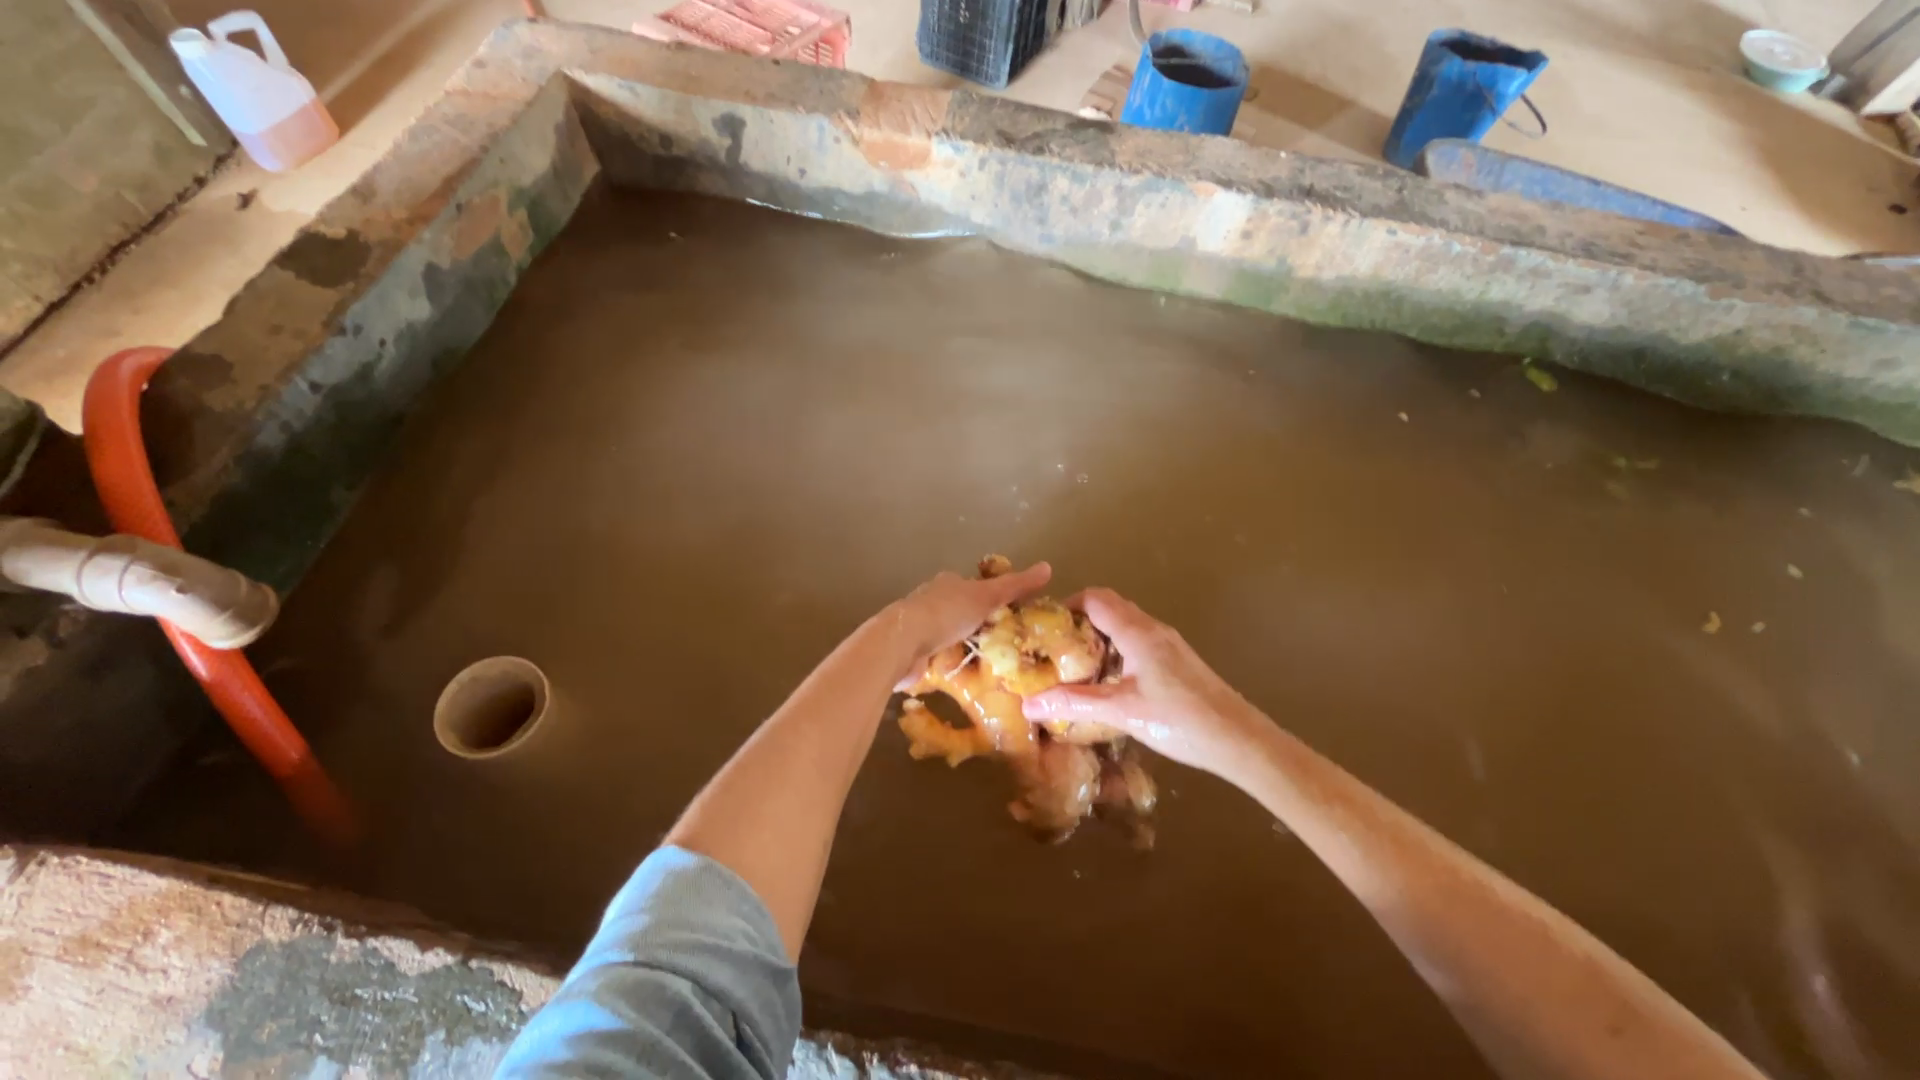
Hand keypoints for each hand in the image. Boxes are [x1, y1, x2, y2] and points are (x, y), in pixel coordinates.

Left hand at [883, 562, 1051, 686]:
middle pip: (963, 611)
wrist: (901, 644)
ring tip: (994, 664)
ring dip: (966, 646)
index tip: (1012, 614)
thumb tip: (1048, 566)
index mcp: (948, 583)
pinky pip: (940, 657)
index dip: (994, 597)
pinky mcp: (914, 652)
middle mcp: (932, 601)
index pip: (976, 586)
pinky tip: (968, 675)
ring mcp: (921, 627)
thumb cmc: (945, 613)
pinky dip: (952, 663)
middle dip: (980, 625)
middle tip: (1007, 644)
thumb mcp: (986, 596)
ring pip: (951, 635)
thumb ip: (1015, 585)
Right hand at [1021, 588, 1270, 780]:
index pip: (1095, 598)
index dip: (1067, 605)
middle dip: (1080, 623)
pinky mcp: (1178, 663)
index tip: (1045, 627)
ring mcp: (1169, 645)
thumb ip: (1075, 703)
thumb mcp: (1121, 711)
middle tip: (1054, 649)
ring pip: (1126, 627)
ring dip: (1100, 639)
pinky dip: (1118, 652)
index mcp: (1138, 632)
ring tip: (1075, 667)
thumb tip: (1028, 704)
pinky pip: (1139, 644)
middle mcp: (1154, 630)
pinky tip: (1110, 683)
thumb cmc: (1179, 719)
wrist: (1238, 739)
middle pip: (1110, 609)